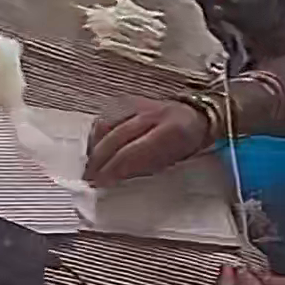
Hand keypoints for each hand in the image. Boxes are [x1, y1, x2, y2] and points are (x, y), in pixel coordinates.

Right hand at [85, 97, 209, 184]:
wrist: (197, 117)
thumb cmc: (184, 144)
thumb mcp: (172, 161)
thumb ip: (144, 168)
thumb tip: (115, 179)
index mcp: (170, 130)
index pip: (131, 152)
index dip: (112, 170)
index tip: (100, 183)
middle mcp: (153, 114)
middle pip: (114, 139)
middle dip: (98, 162)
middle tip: (88, 178)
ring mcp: (139, 105)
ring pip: (105, 127)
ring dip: (94, 149)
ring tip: (90, 166)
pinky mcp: (129, 101)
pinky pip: (105, 120)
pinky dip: (96, 137)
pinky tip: (95, 150)